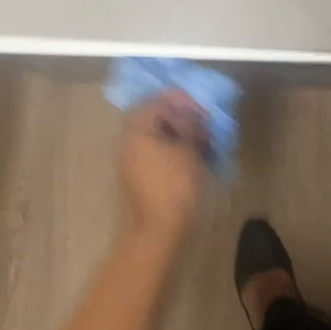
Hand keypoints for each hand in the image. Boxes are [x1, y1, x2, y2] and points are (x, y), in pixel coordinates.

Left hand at [118, 91, 209, 239]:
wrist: (160, 229)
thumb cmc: (176, 184)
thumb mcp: (189, 149)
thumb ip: (192, 125)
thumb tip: (195, 114)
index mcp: (137, 131)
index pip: (155, 103)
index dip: (178, 100)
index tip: (199, 105)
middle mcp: (128, 143)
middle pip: (152, 119)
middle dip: (178, 117)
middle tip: (201, 121)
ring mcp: (131, 161)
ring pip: (155, 137)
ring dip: (177, 134)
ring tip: (201, 139)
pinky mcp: (138, 177)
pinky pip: (155, 153)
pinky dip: (172, 149)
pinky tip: (191, 156)